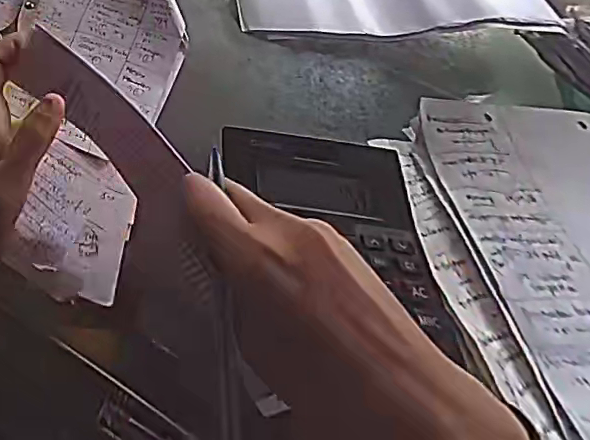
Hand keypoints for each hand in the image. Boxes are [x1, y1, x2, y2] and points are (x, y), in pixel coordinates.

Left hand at [0, 33, 65, 289]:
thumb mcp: (8, 186)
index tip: (45, 40)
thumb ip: (32, 140)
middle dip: (22, 57)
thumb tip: (56, 96)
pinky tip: (45, 124)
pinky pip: (2, 117)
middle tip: (60, 59)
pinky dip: (23, 106)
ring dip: (23, 80)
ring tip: (59, 82)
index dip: (11, 43)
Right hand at [184, 176, 525, 439]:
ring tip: (260, 282)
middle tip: (211, 251)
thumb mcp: (255, 349)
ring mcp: (321, 231)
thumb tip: (214, 270)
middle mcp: (290, 230)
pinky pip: (296, 227)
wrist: (411, 398)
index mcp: (259, 257)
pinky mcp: (343, 240)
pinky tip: (294, 288)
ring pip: (264, 209)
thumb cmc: (339, 393)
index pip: (200, 192)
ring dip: (252, 232)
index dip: (184, 201)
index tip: (178, 215)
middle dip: (216, 215)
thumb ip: (226, 294)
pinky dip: (283, 245)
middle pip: (231, 191)